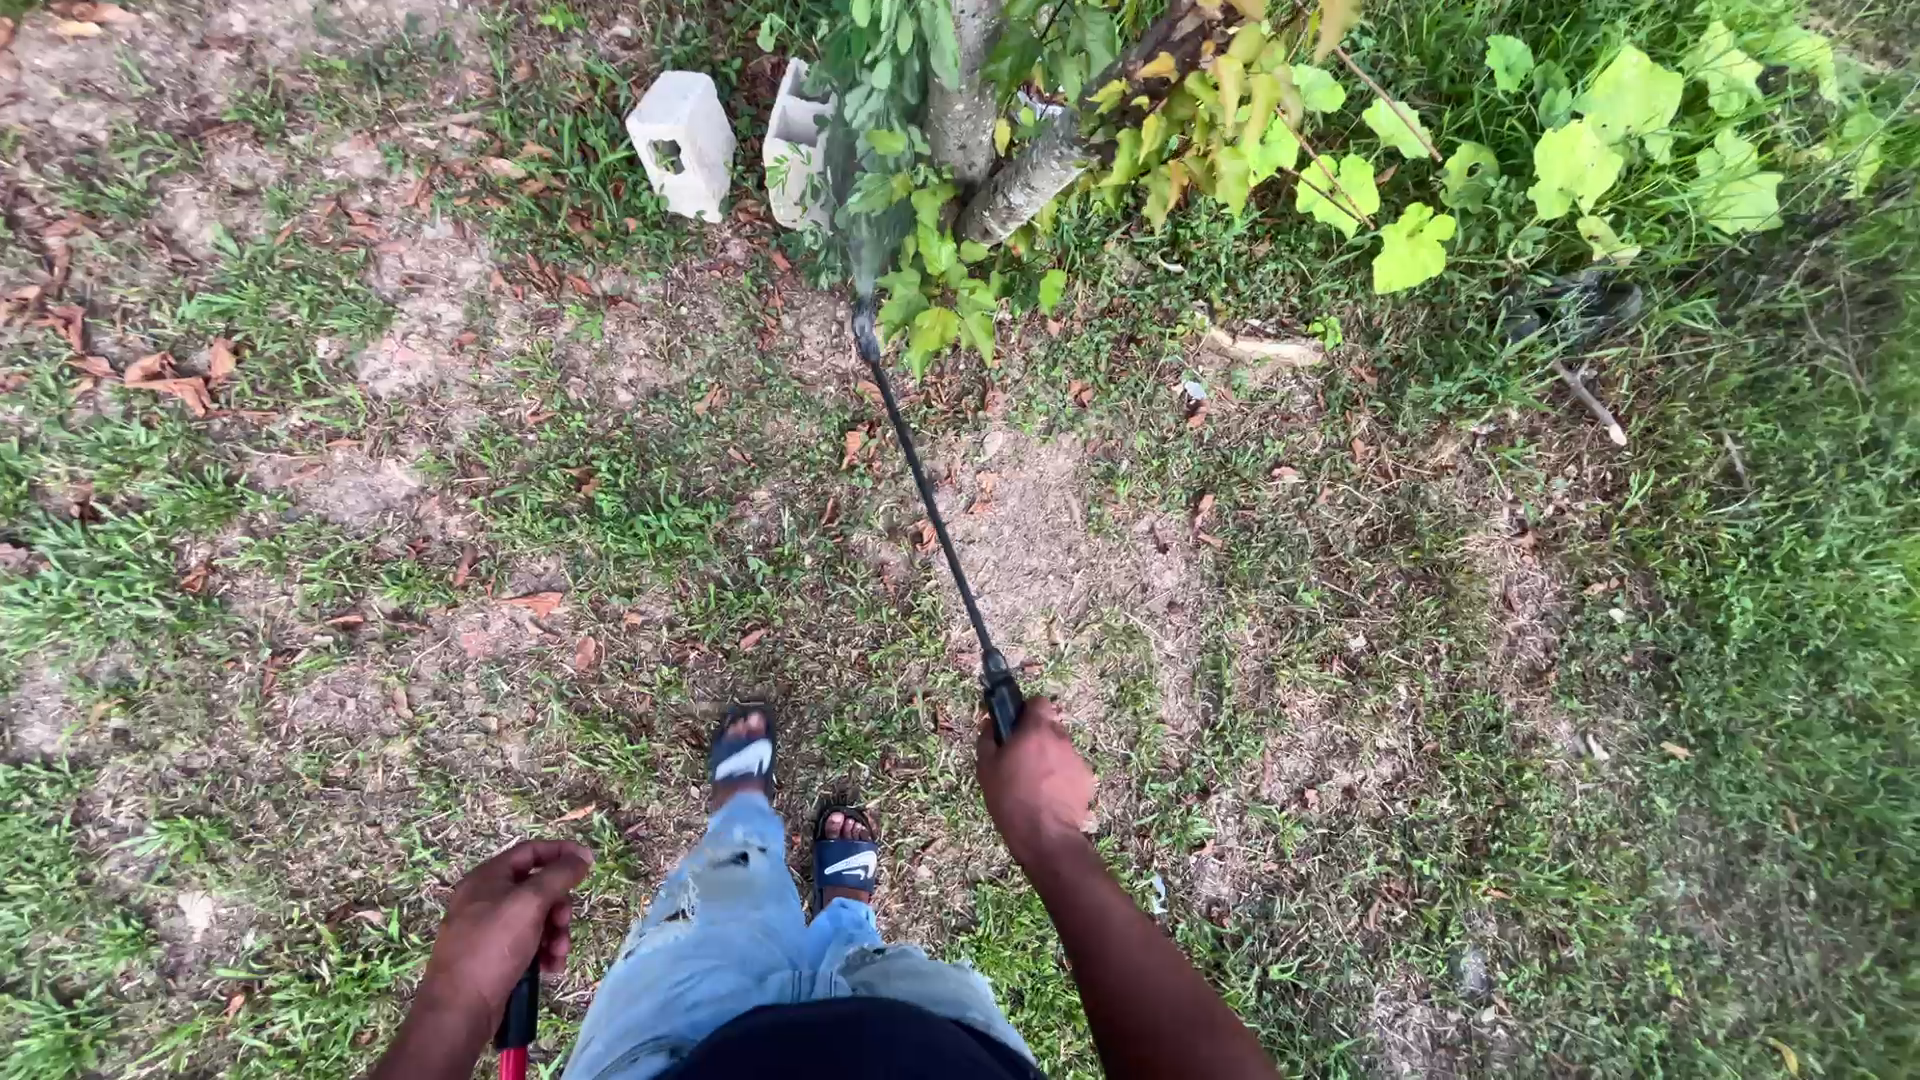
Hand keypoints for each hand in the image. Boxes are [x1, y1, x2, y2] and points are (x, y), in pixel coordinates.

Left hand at [416, 840, 593, 1025]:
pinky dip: (544, 950)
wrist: (457, 1014)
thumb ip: (560, 874)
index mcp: (487, 879)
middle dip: (559, 905)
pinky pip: (529, 940)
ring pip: (538, 916)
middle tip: (564, 921)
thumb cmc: (492, 948)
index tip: (587, 863)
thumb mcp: (530, 903)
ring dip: (556, 931)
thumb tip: (582, 858)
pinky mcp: (494, 955)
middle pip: (539, 886)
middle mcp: (486, 899)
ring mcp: (489, 929)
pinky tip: (549, 966)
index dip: (562, 852)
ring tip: (557, 952)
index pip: (531, 851)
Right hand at [976, 697, 1095, 865]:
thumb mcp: (986, 768)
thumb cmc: (1010, 798)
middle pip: (1050, 727)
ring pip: (1061, 749)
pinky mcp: (1087, 779)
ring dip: (1050, 758)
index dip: (1027, 711)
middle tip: (1022, 760)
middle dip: (1038, 737)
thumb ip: (988, 738)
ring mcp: (1077, 759)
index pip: (1038, 702)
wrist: (1045, 836)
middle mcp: (1061, 738)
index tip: (1016, 727)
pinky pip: (1071, 769)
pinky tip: (1051, 797)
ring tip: (1036, 784)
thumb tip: (991, 722)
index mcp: (1036, 730)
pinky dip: (1062, 777)